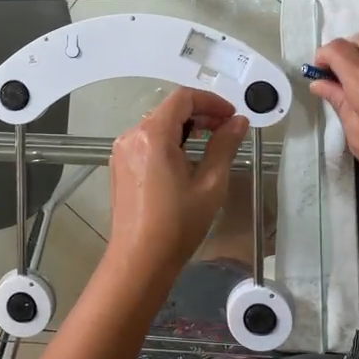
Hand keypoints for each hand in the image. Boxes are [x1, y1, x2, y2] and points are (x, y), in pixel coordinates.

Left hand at [105, 88, 248, 284]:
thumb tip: (238, 121)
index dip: (211, 101)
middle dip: (199, 113)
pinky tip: (185, 158)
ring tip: (210, 143)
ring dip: (184, 127)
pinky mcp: (119, 165)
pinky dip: (168, 140)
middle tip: (226, 130)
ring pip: (156, 124)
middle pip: (168, 109)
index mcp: (152, 135)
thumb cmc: (178, 223)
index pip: (182, 98)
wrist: (140, 259)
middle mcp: (131, 135)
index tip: (232, 116)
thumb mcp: (210, 184)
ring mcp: (121, 150)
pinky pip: (146, 140)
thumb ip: (225, 146)